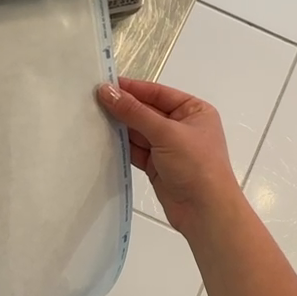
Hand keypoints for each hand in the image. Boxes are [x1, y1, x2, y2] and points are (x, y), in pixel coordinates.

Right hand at [96, 78, 240, 234]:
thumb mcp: (166, 133)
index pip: (157, 93)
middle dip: (122, 108)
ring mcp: (168, 147)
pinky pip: (135, 150)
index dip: (131, 89)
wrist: (205, 211)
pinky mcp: (156, 165)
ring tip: (92, 118)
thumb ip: (134, 112)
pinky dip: (121, 146)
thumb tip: (107, 91)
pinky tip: (102, 139)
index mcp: (193, 110)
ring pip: (138, 131)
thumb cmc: (195, 165)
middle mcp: (181, 126)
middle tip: (91, 101)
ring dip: (119, 127)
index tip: (104, 84)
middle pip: (145, 111)